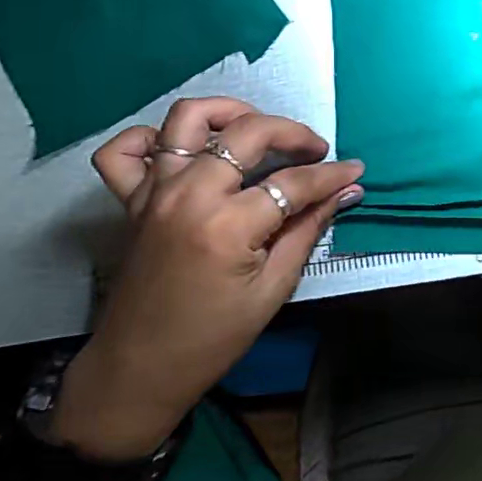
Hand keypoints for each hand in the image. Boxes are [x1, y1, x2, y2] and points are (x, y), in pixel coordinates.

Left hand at [53, 98, 364, 459]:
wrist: (140, 368)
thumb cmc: (215, 336)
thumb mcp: (275, 287)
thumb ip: (308, 229)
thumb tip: (347, 192)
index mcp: (228, 225)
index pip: (294, 182)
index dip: (332, 174)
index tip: (355, 171)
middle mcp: (188, 195)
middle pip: (247, 132)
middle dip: (292, 132)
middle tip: (316, 150)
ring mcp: (154, 192)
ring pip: (186, 119)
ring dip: (229, 113)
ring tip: (257, 129)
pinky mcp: (131, 200)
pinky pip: (126, 151)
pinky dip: (153, 138)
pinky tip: (184, 150)